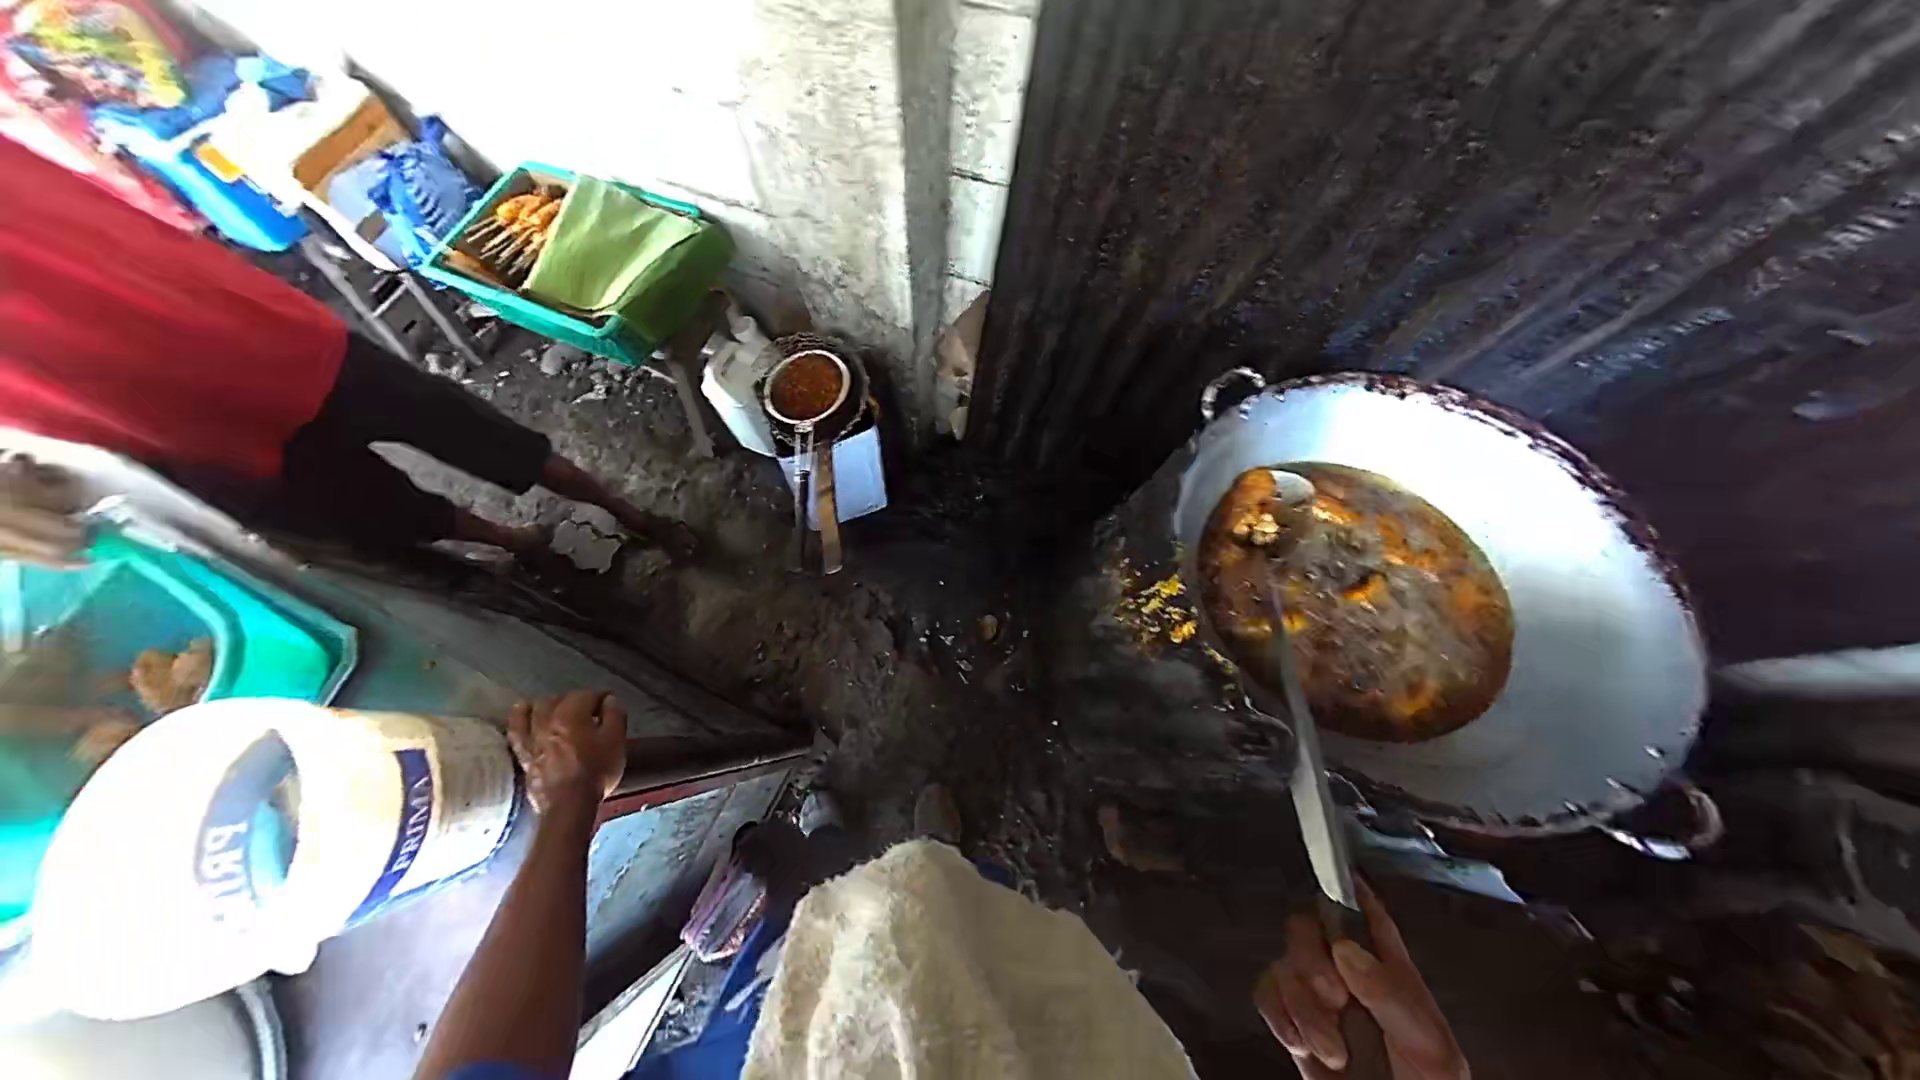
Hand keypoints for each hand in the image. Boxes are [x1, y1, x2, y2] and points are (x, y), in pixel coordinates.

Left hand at [507, 691, 627, 818]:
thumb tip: (609, 700)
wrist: (569, 805)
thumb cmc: (597, 771)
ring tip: (561, 710)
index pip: (588, 695)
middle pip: (561, 699)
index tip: (611, 706)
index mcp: (572, 714)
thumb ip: (615, 715)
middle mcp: (547, 720)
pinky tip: (524, 711)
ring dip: (550, 705)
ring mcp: (532, 737)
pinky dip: (520, 717)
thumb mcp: (616, 740)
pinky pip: (516, 729)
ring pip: (536, 709)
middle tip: (591, 711)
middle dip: (577, 700)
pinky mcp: (523, 753)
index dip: (602, 699)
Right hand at [1253, 884, 1467, 1078]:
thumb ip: (1392, 998)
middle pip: (1308, 925)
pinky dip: (1277, 1014)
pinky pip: (1264, 991)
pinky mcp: (1289, 1021)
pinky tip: (1299, 1044)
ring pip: (1283, 961)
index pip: (1367, 913)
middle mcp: (1347, 974)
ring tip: (1331, 1051)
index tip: (1335, 882)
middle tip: (1334, 998)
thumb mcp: (1430, 1055)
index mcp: (1390, 972)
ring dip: (1300, 1004)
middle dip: (1312, 959)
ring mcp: (1315, 998)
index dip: (1349, 889)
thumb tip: (1345, 949)